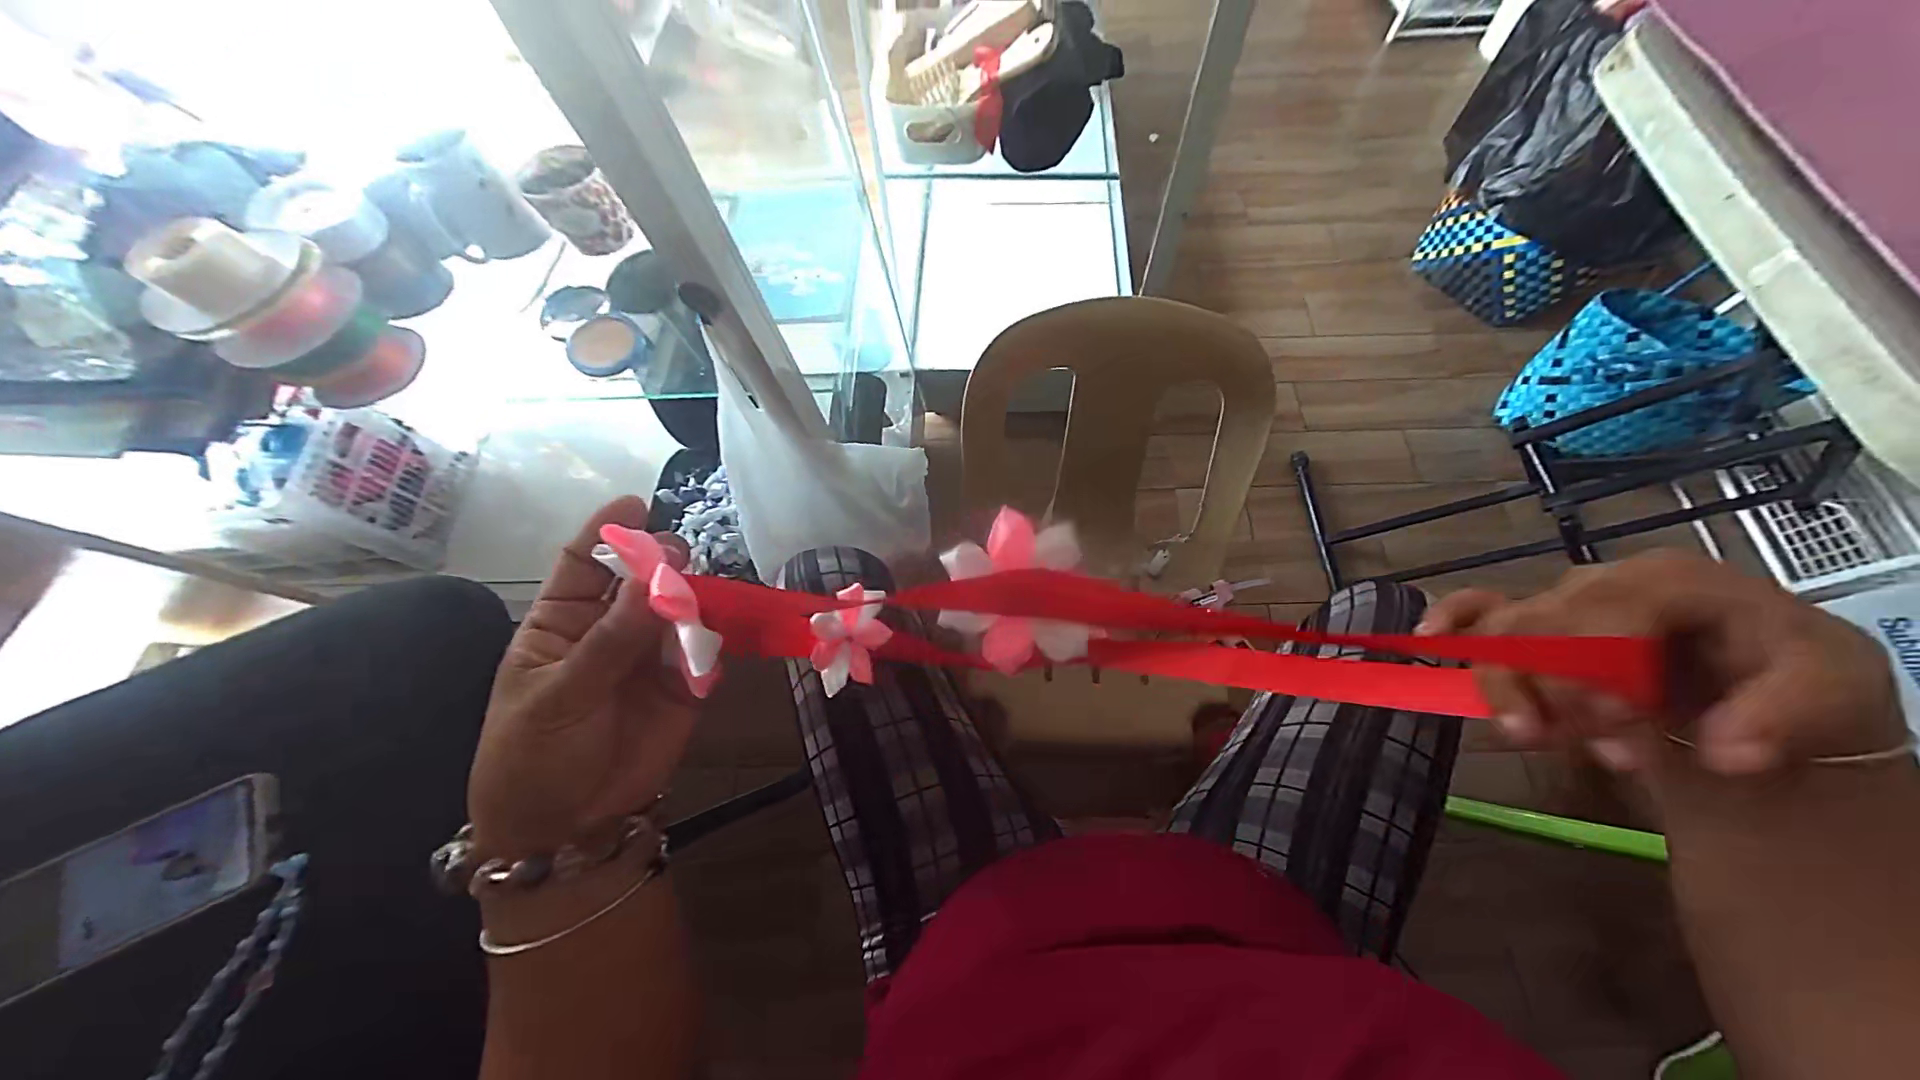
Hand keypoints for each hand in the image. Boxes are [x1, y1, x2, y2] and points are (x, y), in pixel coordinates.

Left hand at [468, 497, 699, 857]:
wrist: (568, 827)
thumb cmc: (535, 756)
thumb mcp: (560, 695)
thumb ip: (611, 639)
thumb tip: (655, 579)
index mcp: (563, 622)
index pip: (585, 563)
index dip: (609, 530)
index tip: (637, 502)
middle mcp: (611, 629)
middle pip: (641, 579)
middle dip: (660, 561)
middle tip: (677, 558)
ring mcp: (650, 655)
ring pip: (679, 608)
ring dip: (694, 595)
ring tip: (702, 593)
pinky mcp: (686, 683)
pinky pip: (706, 648)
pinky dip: (719, 635)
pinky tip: (726, 626)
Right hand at [1417, 550, 1905, 774]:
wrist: (1759, 688)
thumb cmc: (1795, 681)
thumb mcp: (1837, 692)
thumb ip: (1783, 716)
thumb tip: (1721, 752)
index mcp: (1673, 579)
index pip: (1609, 611)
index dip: (1601, 665)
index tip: (1619, 725)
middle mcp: (1603, 581)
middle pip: (1545, 624)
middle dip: (1562, 690)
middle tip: (1614, 751)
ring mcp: (1562, 601)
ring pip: (1502, 632)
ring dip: (1511, 689)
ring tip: (1536, 736)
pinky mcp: (1536, 623)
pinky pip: (1477, 609)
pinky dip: (1452, 621)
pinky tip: (1433, 638)